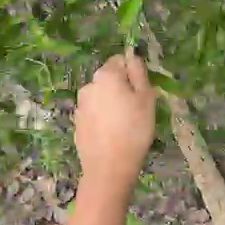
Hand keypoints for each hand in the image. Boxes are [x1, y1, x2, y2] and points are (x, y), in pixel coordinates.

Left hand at [74, 53, 155, 199]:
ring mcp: (80, 105)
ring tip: (125, 124)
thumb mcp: (146, 98)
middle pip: (109, 79)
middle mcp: (89, 85)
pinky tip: (112, 134)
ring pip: (101, 96)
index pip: (120, 60)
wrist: (109, 167)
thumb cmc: (134, 129)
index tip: (143, 91)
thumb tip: (132, 57)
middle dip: (122, 88)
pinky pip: (94, 113)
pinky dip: (103, 118)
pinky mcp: (77, 123)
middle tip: (137, 109)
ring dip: (111, 103)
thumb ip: (139, 73)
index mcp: (105, 75)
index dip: (133, 73)